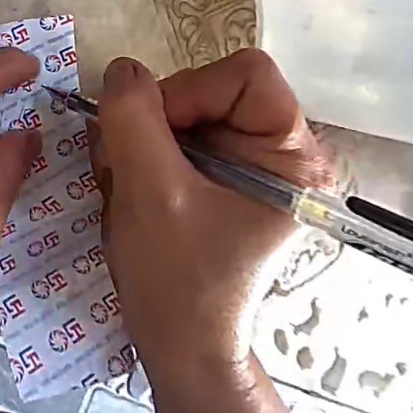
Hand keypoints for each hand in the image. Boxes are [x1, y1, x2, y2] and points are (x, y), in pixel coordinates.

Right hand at [93, 49, 337, 374]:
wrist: (178, 343)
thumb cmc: (177, 277)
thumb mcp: (151, 192)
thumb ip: (134, 120)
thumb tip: (122, 69)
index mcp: (290, 158)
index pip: (245, 74)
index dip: (192, 91)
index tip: (159, 137)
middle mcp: (276, 153)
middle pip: (206, 87)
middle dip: (156, 120)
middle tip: (131, 164)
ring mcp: (243, 164)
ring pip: (179, 109)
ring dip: (139, 138)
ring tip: (127, 181)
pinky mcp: (215, 176)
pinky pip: (169, 134)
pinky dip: (138, 152)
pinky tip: (130, 185)